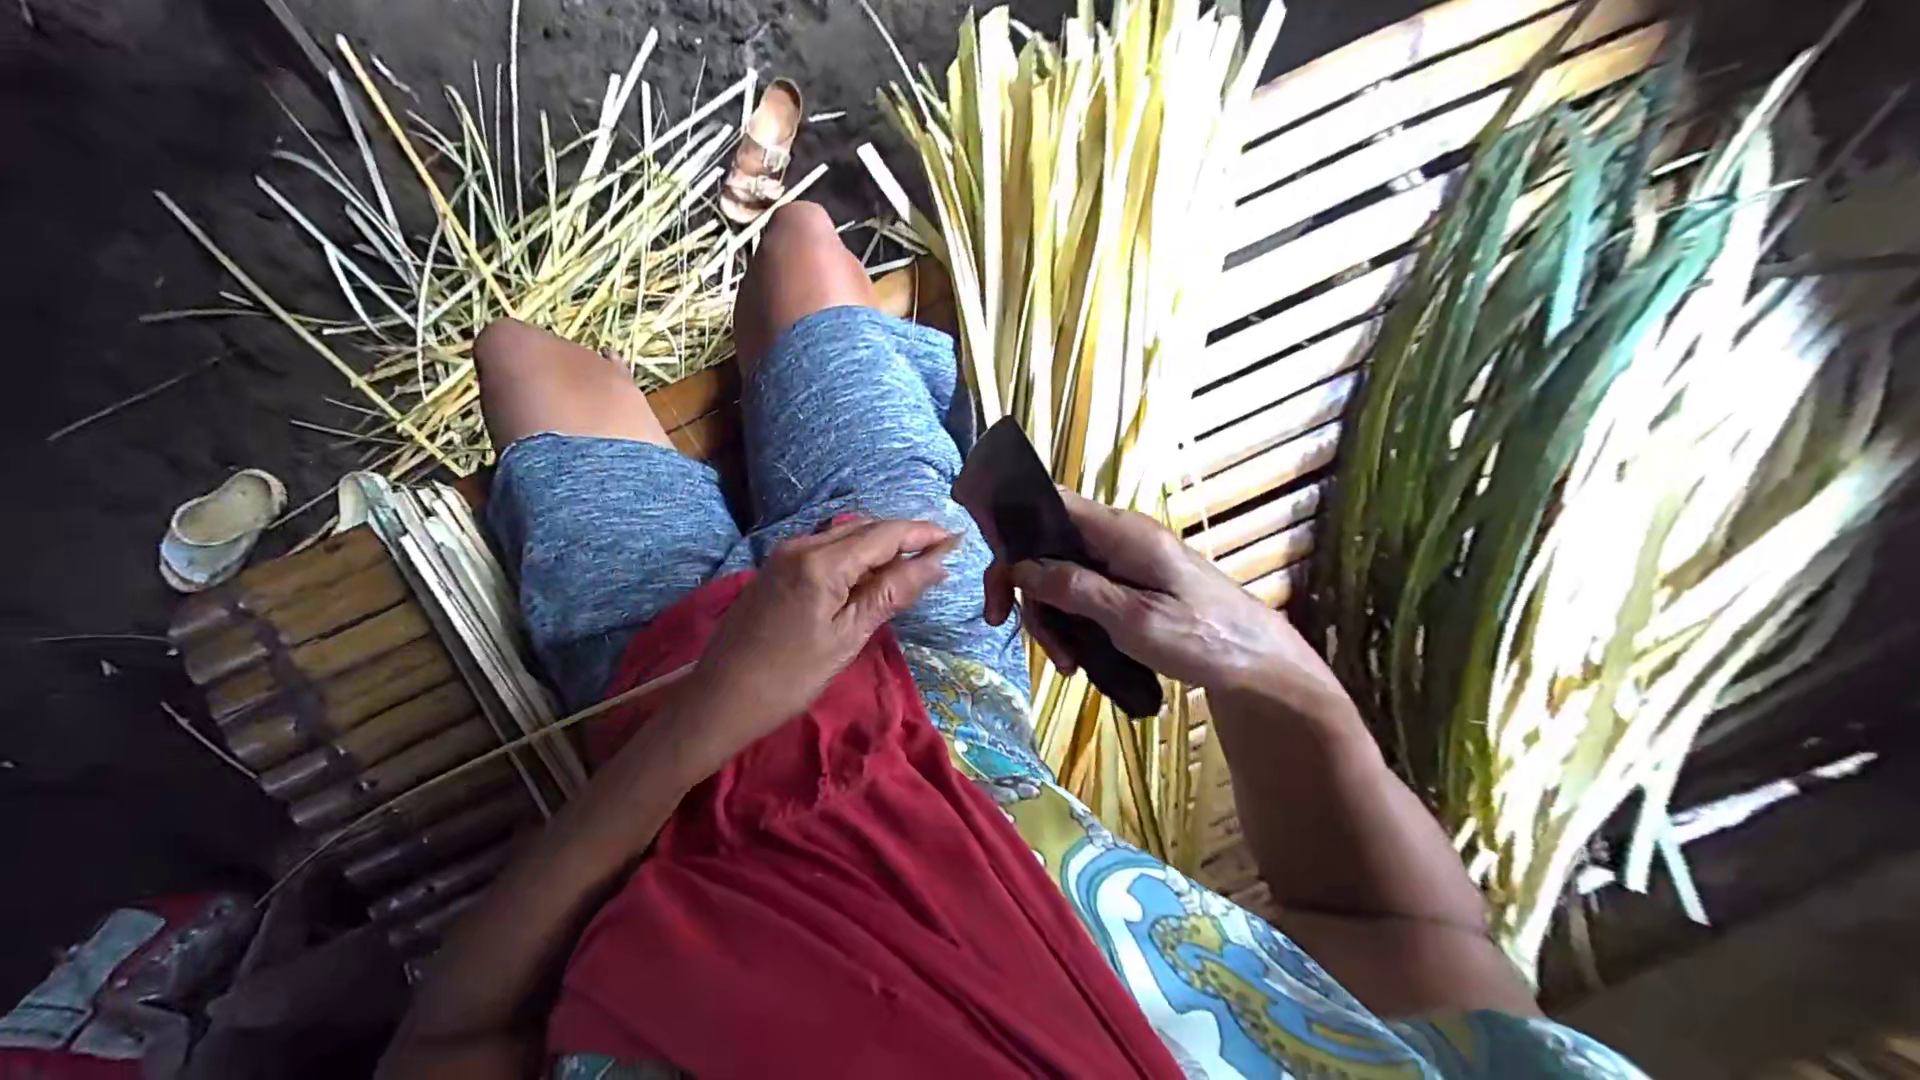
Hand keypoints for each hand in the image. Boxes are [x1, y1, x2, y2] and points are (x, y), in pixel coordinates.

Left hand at [692, 517, 959, 751]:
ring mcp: (785, 553)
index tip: (956, 539)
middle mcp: (802, 544)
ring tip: (913, 566)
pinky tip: (870, 575)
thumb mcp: (849, 636)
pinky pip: (827, 548)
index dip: (923, 534)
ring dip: (881, 545)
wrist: (719, 698)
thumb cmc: (789, 677)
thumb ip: (892, 592)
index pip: (885, 534)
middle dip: (905, 537)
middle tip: (940, 554)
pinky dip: (856, 555)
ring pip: (846, 535)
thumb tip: (937, 564)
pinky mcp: (777, 567)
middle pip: (866, 528)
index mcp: (821, 561)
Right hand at [985, 491, 1342, 707]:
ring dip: (1052, 616)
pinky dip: (1073, 622)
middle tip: (1012, 629)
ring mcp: (1124, 562)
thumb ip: (1075, 589)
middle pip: (1049, 548)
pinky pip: (1084, 593)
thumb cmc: (1202, 637)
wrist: (1256, 665)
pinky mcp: (1130, 585)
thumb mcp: (1132, 618)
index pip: (1051, 503)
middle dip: (1029, 590)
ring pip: (1063, 576)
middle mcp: (1118, 538)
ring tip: (1066, 662)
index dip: (1013, 524)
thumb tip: (1020, 567)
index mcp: (1120, 532)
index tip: (994, 568)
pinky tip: (1078, 656)